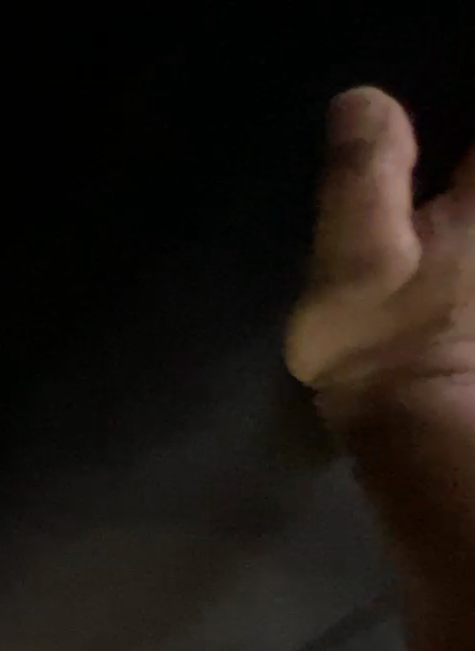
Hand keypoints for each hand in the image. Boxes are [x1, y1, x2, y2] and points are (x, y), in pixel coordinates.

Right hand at [286, 86, 474, 425]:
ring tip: (417, 156)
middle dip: (445, 131)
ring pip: (460, 179)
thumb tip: (361, 98)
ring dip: (441, 168)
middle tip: (433, 102)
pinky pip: (456, 200)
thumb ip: (364, 177)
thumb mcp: (354, 257)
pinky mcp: (472, 261)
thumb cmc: (380, 333)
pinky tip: (428, 195)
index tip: (437, 75)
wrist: (411, 407)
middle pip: (467, 153)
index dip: (457, 79)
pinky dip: (447, 188)